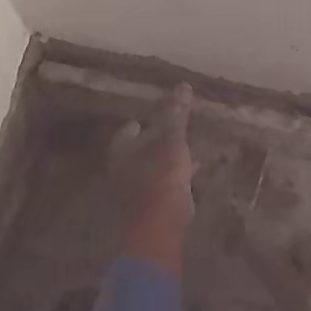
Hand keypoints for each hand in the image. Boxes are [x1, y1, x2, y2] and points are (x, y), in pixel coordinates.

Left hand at [110, 83, 195, 270]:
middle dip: (153, 143)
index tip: (149, 120)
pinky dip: (172, 178)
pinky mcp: (147, 209)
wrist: (160, 224)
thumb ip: (176, 114)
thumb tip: (182, 86)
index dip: (139, 125)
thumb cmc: (162, 176)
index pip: (126, 132)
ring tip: (185, 152)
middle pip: (136, 152)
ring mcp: (132, 192)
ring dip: (164, 162)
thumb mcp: (173, 140)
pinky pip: (160, 186)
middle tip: (169, 135)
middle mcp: (120, 171)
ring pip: (149, 170)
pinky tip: (190, 175)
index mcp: (121, 151)